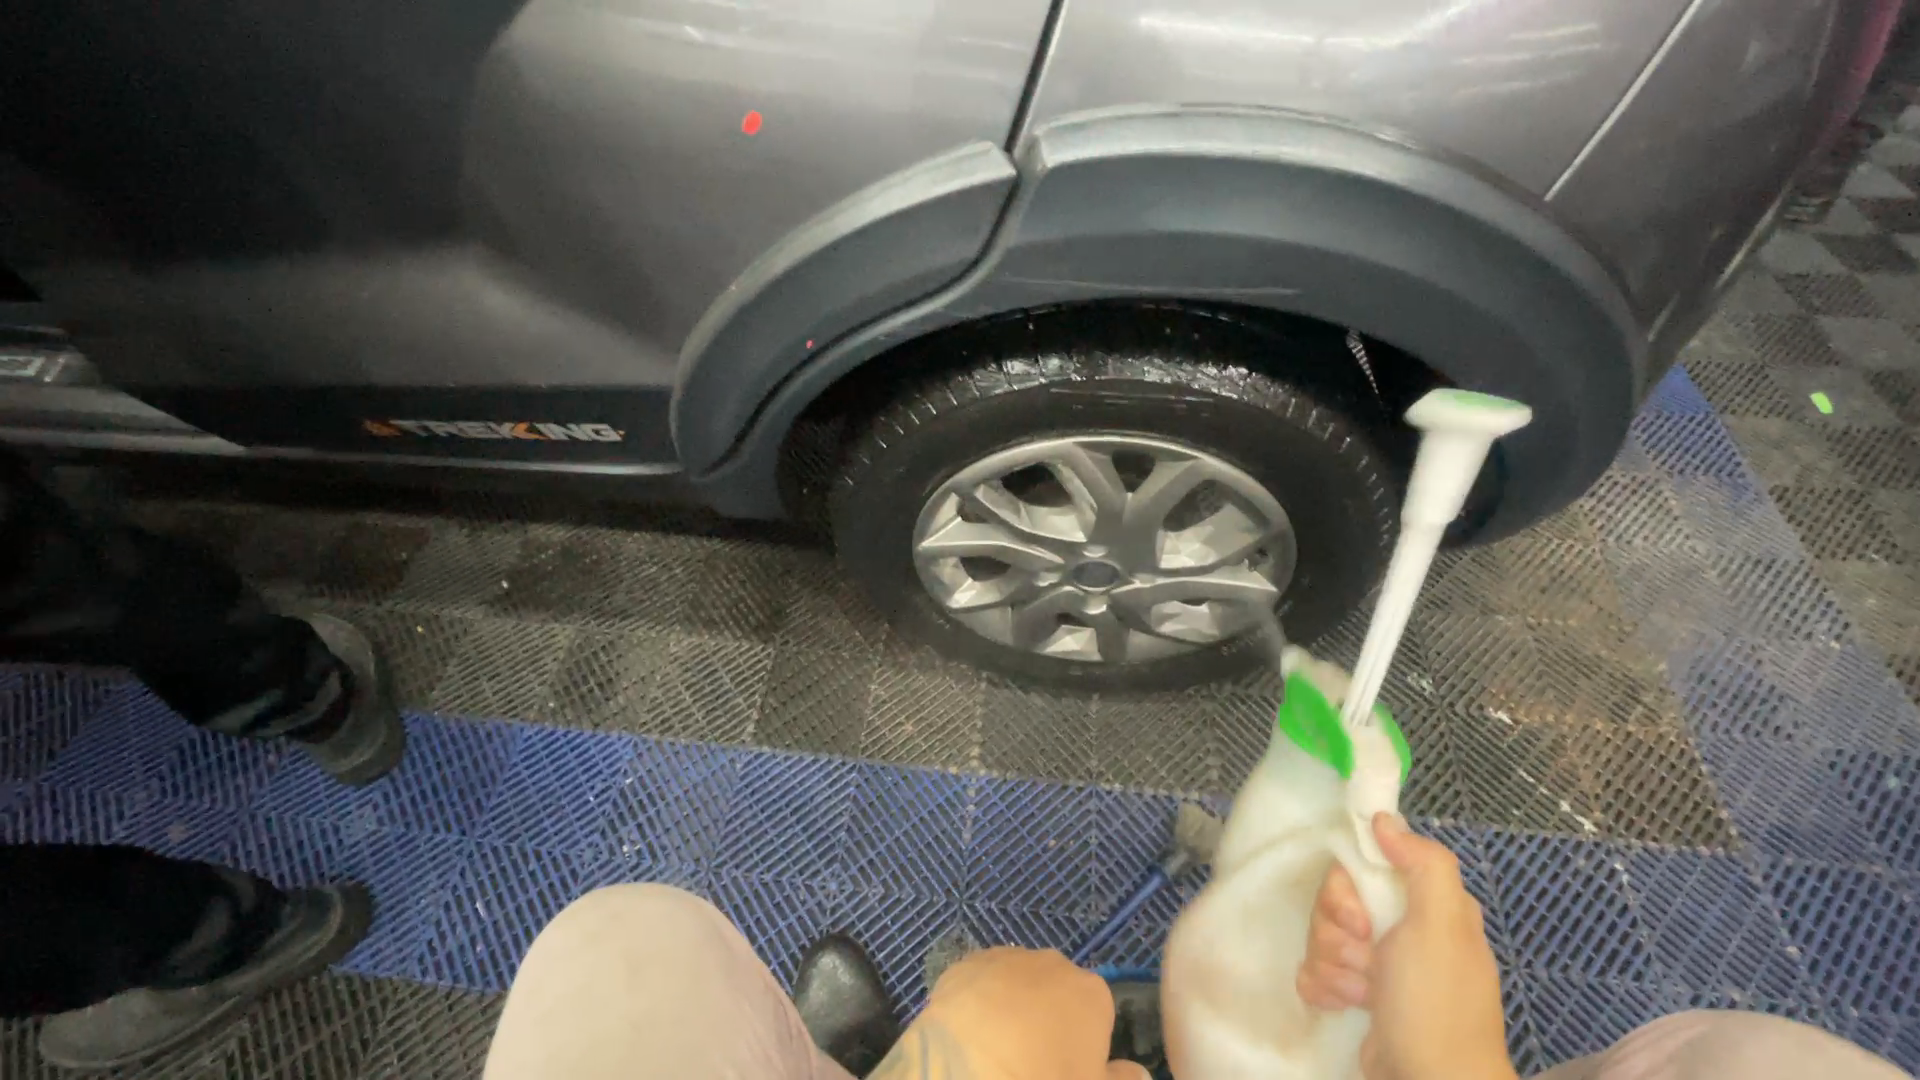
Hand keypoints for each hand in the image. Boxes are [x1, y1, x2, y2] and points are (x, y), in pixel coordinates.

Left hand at [872, 946, 1146, 1079]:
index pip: (1095, 1011)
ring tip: (995, 1048)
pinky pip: (979, 982)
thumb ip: (1120, 1079)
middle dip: (1046, 1017)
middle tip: (1032, 1059)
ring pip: (1015, 982)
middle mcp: (1052, 963)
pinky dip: (977, 1002)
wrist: (971, 1069)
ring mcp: (1006, 957)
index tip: (1069, 1065)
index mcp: (1091, 992)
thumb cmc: (1045, 1078)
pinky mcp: (965, 963)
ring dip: (1010, 1006)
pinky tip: (968, 1033)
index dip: (1083, 1041)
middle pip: (1055, 991)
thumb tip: (1139, 1075)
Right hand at [1297, 814, 1516, 1079]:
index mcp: (1426, 906)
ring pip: (1322, 933)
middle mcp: (1401, 929)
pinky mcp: (1355, 993)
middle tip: (1364, 961)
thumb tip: (1383, 817)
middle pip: (1335, 899)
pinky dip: (1324, 987)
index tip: (1359, 919)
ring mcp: (1377, 964)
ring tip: (1360, 995)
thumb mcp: (1441, 927)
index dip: (1347, 889)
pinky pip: (1316, 967)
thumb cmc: (1436, 1003)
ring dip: (1332, 965)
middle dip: (1337, 932)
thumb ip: (1422, 865)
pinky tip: (1344, 1006)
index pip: (1362, 866)